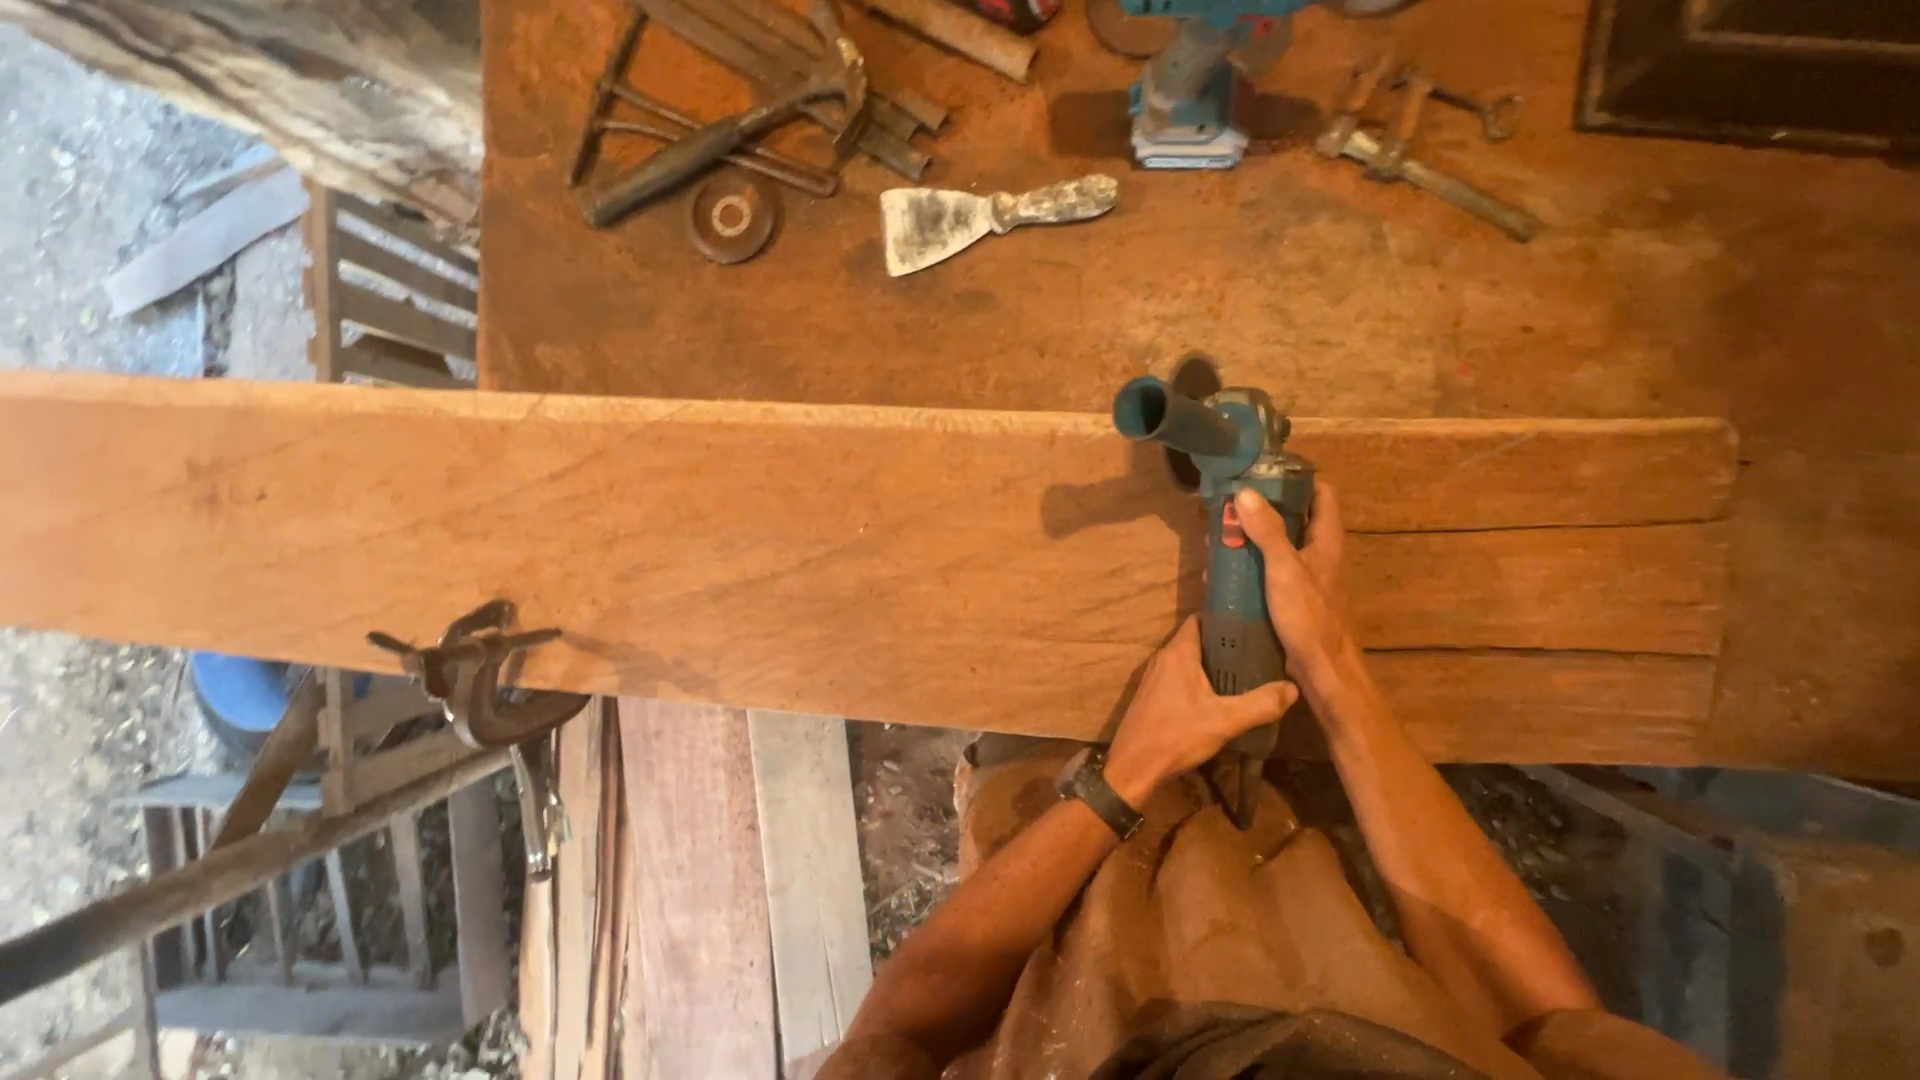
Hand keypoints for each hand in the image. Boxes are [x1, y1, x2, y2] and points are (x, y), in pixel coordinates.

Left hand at [1104, 615, 1297, 803]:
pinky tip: (1222, 696)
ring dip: (1215, 665)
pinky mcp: (1154, 695)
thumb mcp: (1224, 721)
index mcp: (1178, 653)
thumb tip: (1293, 689)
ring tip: (1247, 673)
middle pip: (1198, 639)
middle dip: (1227, 644)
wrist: (1134, 767)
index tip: (1253, 625)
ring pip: (1190, 660)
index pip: (1200, 619)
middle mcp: (1163, 658)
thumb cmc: (1176, 736)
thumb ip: (1260, 704)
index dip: (1225, 618)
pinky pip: (1182, 677)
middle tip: (1259, 652)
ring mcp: (1156, 677)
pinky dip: (1202, 680)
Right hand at [1232, 482, 1368, 712]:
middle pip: (1295, 517)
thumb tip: (1245, 493)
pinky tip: (1226, 571)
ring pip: (1279, 545)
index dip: (1298, 478)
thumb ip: (1267, 531)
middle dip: (1263, 509)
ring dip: (1252, 539)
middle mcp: (1320, 553)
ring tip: (1220, 536)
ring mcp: (1307, 576)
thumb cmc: (1309, 616)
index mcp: (1327, 539)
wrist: (1322, 668)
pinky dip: (1250, 566)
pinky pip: (1270, 571)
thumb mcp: (1284, 569)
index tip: (1265, 472)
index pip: (1322, 492)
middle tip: (1230, 505)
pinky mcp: (1293, 597)